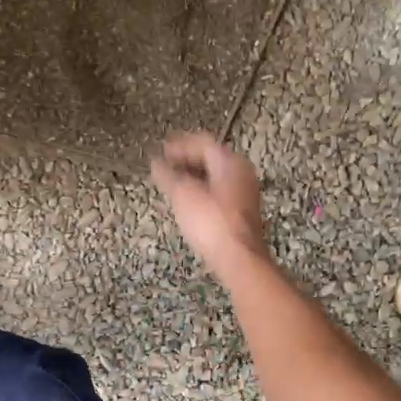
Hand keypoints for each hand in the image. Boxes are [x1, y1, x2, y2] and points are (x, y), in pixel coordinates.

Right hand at [150, 132, 269, 275]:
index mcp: (230, 162)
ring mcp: (244, 193)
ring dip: (192, 176)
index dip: (179, 145)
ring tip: (171, 183)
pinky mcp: (242, 211)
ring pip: (215, 176)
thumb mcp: (182, 194)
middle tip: (165, 165)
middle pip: (211, 158)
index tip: (161, 149)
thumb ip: (167, 175)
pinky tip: (187, 201)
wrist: (237, 257)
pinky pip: (218, 191)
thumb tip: (156, 163)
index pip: (202, 143)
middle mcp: (242, 173)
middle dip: (186, 160)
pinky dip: (201, 190)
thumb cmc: (211, 222)